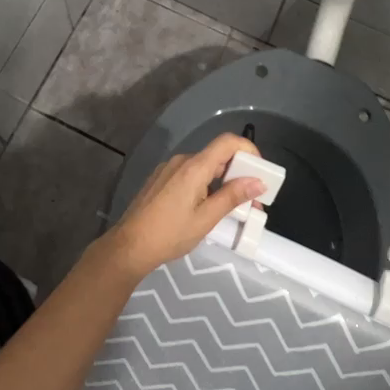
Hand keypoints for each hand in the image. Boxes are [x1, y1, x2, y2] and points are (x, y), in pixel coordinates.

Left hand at [98, 133, 263, 279]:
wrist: (129, 246)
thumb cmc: (170, 234)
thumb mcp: (206, 219)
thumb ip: (232, 197)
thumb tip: (258, 182)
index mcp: (194, 167)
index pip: (227, 142)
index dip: (248, 150)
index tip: (261, 171)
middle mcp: (181, 161)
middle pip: (216, 156)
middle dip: (238, 174)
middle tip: (251, 201)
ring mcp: (168, 169)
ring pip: (203, 167)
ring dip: (221, 182)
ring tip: (231, 209)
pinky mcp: (160, 179)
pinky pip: (189, 174)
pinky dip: (204, 185)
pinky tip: (206, 207)